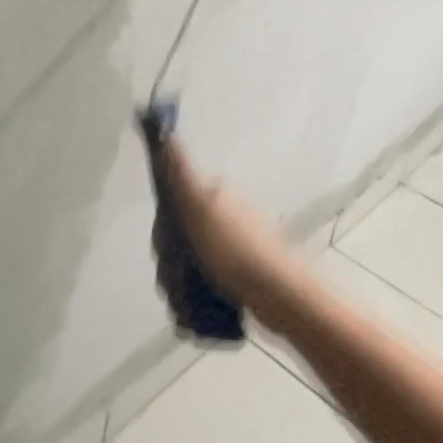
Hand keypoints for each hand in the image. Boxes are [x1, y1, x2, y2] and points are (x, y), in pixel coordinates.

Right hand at [159, 141, 301, 306]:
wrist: (280, 296)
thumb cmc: (233, 251)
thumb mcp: (197, 204)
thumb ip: (177, 168)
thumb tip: (163, 129)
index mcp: (213, 194)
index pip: (169, 208)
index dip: (163, 234)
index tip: (167, 254)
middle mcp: (223, 214)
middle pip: (177, 239)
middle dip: (170, 265)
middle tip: (175, 286)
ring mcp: (233, 245)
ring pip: (188, 263)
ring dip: (180, 286)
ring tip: (186, 307)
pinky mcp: (240, 273)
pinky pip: (206, 282)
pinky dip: (196, 297)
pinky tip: (194, 314)